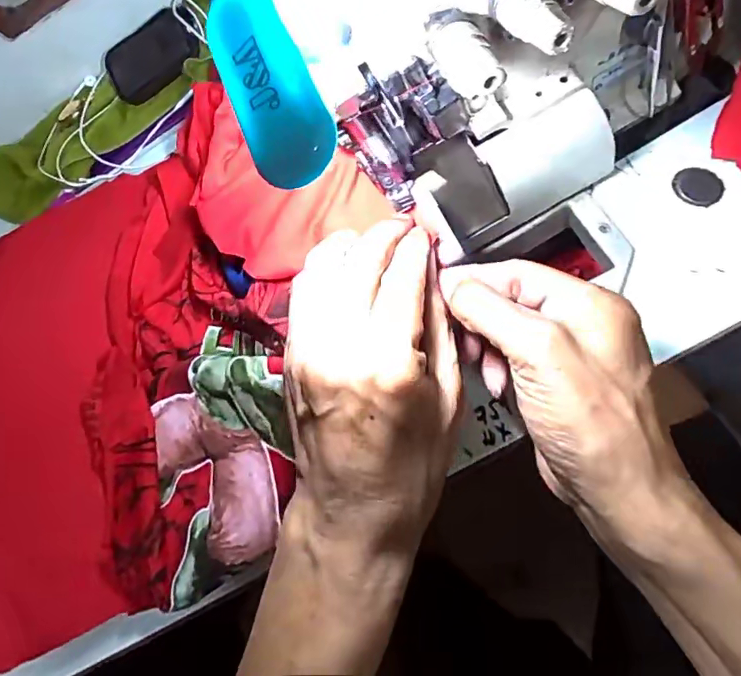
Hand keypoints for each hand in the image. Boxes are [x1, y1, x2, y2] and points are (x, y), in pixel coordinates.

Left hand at [283, 219, 463, 558]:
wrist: (352, 512)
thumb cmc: (414, 464)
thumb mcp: (449, 397)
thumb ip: (440, 325)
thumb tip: (431, 271)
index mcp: (388, 362)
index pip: (402, 275)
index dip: (417, 245)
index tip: (427, 233)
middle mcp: (341, 347)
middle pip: (360, 260)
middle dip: (386, 234)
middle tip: (406, 229)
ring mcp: (307, 348)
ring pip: (323, 265)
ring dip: (353, 243)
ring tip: (378, 242)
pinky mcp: (291, 353)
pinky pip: (305, 289)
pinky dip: (327, 265)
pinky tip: (348, 265)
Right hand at [438, 260, 687, 531]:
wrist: (620, 496)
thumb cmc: (600, 432)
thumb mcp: (540, 355)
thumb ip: (494, 312)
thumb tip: (458, 285)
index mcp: (591, 303)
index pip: (520, 272)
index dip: (477, 280)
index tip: (442, 287)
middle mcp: (585, 323)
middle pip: (513, 299)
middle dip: (482, 318)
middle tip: (460, 336)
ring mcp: (574, 354)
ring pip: (512, 330)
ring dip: (490, 346)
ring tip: (487, 369)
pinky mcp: (560, 383)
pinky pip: (519, 359)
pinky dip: (502, 369)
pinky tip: (500, 386)